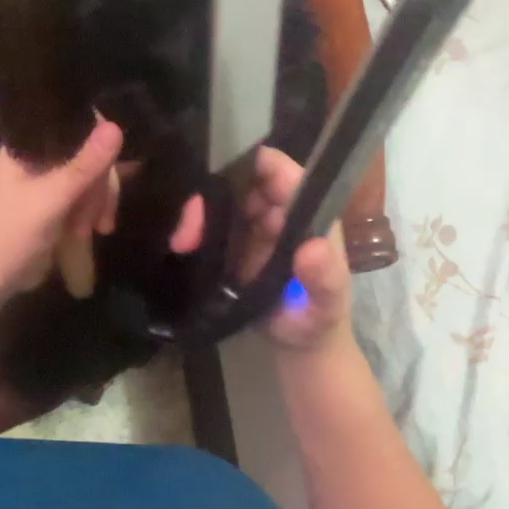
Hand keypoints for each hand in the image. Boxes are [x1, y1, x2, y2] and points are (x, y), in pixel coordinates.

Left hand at [0, 118, 123, 297]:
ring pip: (89, 175)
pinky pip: (84, 195)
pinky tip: (96, 230)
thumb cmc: (11, 234)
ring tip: (96, 229)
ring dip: (97, 201)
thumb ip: (83, 166)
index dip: (96, 139)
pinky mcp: (54, 202)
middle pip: (86, 150)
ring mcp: (46, 179)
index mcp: (26, 143)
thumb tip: (116, 128)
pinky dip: (93, 211)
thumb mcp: (51, 200)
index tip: (108, 169)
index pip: (72, 119)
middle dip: (99, 183)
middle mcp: (37, 154)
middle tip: (100, 215)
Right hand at [169, 147, 352, 350]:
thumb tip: (311, 249)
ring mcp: (252, 229)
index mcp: (306, 214)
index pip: (281, 172)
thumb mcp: (328, 302)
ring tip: (182, 242)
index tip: (219, 176)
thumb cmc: (319, 319)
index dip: (252, 165)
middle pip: (241, 182)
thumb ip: (325, 278)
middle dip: (211, 194)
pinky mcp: (231, 246)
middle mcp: (278, 213)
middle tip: (189, 227)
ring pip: (219, 201)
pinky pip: (209, 226)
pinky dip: (192, 230)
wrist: (297, 344)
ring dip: (197, 213)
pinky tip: (180, 246)